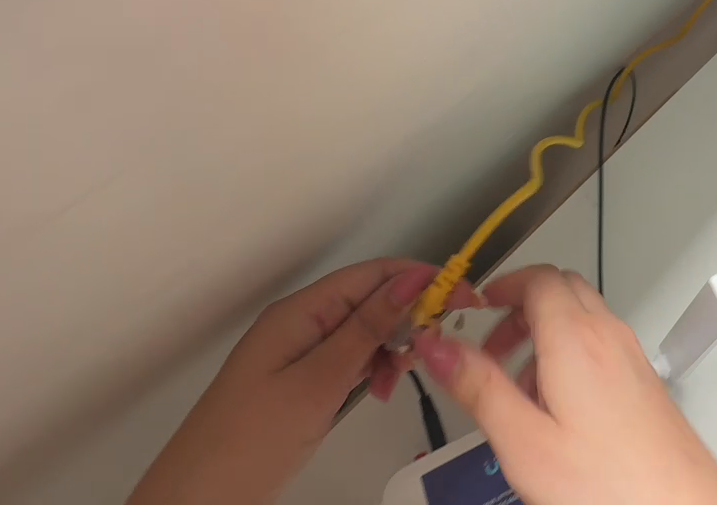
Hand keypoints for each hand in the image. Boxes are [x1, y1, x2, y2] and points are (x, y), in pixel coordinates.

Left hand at [130, 258, 474, 504]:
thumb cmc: (252, 442)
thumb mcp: (319, 383)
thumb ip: (368, 328)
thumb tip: (414, 276)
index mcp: (302, 310)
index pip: (374, 274)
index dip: (421, 278)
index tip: (464, 297)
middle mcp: (302, 320)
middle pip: (371, 299)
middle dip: (408, 315)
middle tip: (437, 346)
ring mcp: (299, 352)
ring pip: (364, 330)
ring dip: (391, 346)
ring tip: (401, 378)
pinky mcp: (299, 381)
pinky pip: (348, 357)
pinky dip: (372, 368)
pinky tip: (381, 389)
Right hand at [415, 266, 716, 504]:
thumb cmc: (611, 483)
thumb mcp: (524, 441)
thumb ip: (478, 387)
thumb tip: (439, 348)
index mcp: (576, 338)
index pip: (538, 277)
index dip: (504, 285)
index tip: (477, 307)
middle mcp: (607, 334)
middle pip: (560, 288)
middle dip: (520, 308)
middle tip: (491, 347)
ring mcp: (628, 352)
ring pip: (580, 315)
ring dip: (543, 333)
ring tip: (517, 389)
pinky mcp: (640, 375)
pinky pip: (598, 342)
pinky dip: (568, 352)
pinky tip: (556, 407)